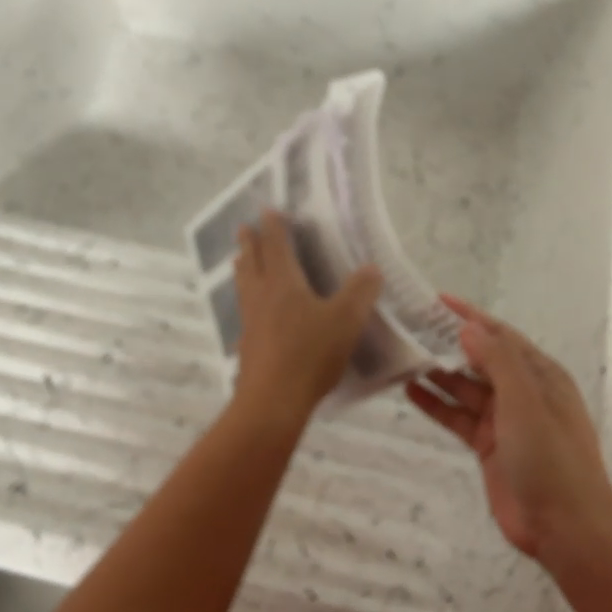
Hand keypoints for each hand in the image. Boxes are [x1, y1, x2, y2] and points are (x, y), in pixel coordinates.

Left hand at [231, 211, 382, 426]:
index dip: (274, 227)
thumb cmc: (310, 353)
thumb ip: (360, 292)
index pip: (276, 246)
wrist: (273, 402)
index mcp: (283, 282)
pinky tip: (251, 313)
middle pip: (252, 262)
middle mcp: (262, 296)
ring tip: (240, 261)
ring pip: (244, 286)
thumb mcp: (346, 320)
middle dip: (250, 243)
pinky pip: (246, 312)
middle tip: (244, 228)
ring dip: (243, 269)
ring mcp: (251, 322)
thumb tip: (372, 268)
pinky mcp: (249, 346)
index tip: (268, 210)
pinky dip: (247, 301)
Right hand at [406, 296, 611, 561]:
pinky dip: (438, 404)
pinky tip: (411, 391)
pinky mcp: (490, 447)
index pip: (501, 335)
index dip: (470, 316)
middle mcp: (524, 392)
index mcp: (541, 375)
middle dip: (451, 343)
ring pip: (466, 388)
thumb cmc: (551, 457)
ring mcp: (506, 421)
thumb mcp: (525, 401)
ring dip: (440, 373)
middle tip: (412, 326)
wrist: (567, 528)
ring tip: (404, 355)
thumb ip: (497, 361)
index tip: (437, 300)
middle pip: (481, 359)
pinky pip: (459, 417)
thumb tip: (468, 329)